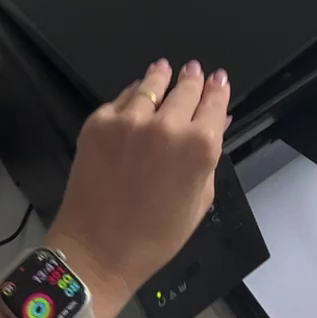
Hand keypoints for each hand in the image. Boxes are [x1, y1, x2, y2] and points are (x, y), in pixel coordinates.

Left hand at [43, 58, 228, 317]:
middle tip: (194, 69)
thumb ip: (210, 157)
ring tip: (164, 68)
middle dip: (192, 78)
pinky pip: (123, 97)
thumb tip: (216, 123)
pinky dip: (133, 93)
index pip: (214, 103)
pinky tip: (137, 91)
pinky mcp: (101, 120)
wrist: (98, 249)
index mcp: (199, 147)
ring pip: (152, 85)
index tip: (218, 79)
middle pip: (186, 88)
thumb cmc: (156, 236)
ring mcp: (130, 119)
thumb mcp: (199, 201)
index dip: (218, 89)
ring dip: (161, 75)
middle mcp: (167, 125)